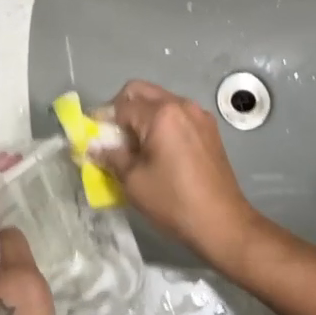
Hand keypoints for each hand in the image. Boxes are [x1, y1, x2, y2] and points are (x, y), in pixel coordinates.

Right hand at [92, 80, 262, 266]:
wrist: (223, 222)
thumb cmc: (174, 201)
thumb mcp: (134, 181)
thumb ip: (111, 156)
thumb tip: (94, 146)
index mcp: (161, 114)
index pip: (121, 105)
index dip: (102, 119)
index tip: (93, 136)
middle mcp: (181, 105)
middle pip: (141, 91)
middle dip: (121, 108)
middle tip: (112, 135)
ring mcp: (199, 115)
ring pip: (160, 100)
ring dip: (142, 114)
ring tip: (135, 145)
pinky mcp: (209, 129)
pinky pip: (177, 113)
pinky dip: (161, 122)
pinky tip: (158, 149)